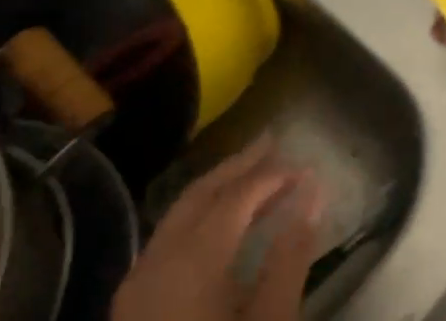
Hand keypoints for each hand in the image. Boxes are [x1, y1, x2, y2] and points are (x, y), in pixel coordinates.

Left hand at [112, 139, 321, 320]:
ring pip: (178, 216)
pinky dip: (199, 217)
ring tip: (256, 174)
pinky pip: (167, 239)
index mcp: (194, 261)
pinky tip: (223, 223)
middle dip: (239, 166)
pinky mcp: (132, 306)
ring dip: (218, 189)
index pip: (238, 196)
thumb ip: (291, 254)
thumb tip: (313, 193)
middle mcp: (157, 261)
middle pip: (199, 195)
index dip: (273, 174)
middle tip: (276, 142)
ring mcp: (138, 284)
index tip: (307, 164)